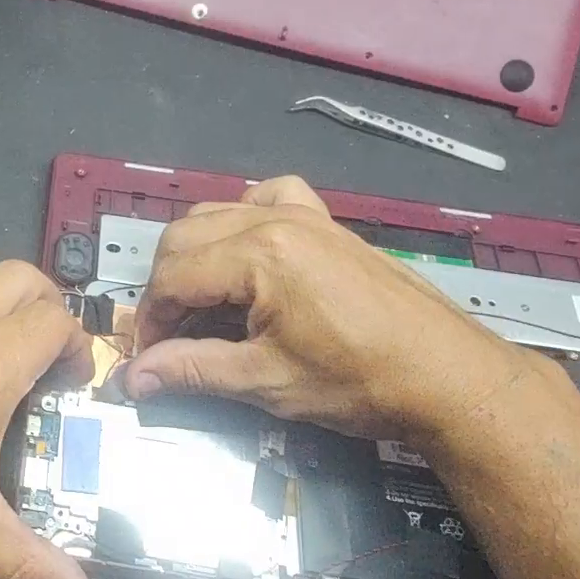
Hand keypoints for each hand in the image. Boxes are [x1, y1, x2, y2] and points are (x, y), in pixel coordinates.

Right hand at [121, 176, 543, 442]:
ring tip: (203, 306)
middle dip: (164, 289)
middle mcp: (272, 220)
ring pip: (213, 215)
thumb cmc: (358, 381)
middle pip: (181, 240)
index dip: (150, 321)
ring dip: (193, 257)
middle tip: (171, 338)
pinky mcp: (324, 221)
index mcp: (257, 255)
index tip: (149, 359)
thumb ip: (192, 370)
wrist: (447, 375)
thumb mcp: (265, 381)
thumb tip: (132, 379)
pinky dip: (241, 217)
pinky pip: (266, 196)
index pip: (171, 278)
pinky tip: (247, 250)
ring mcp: (301, 214)